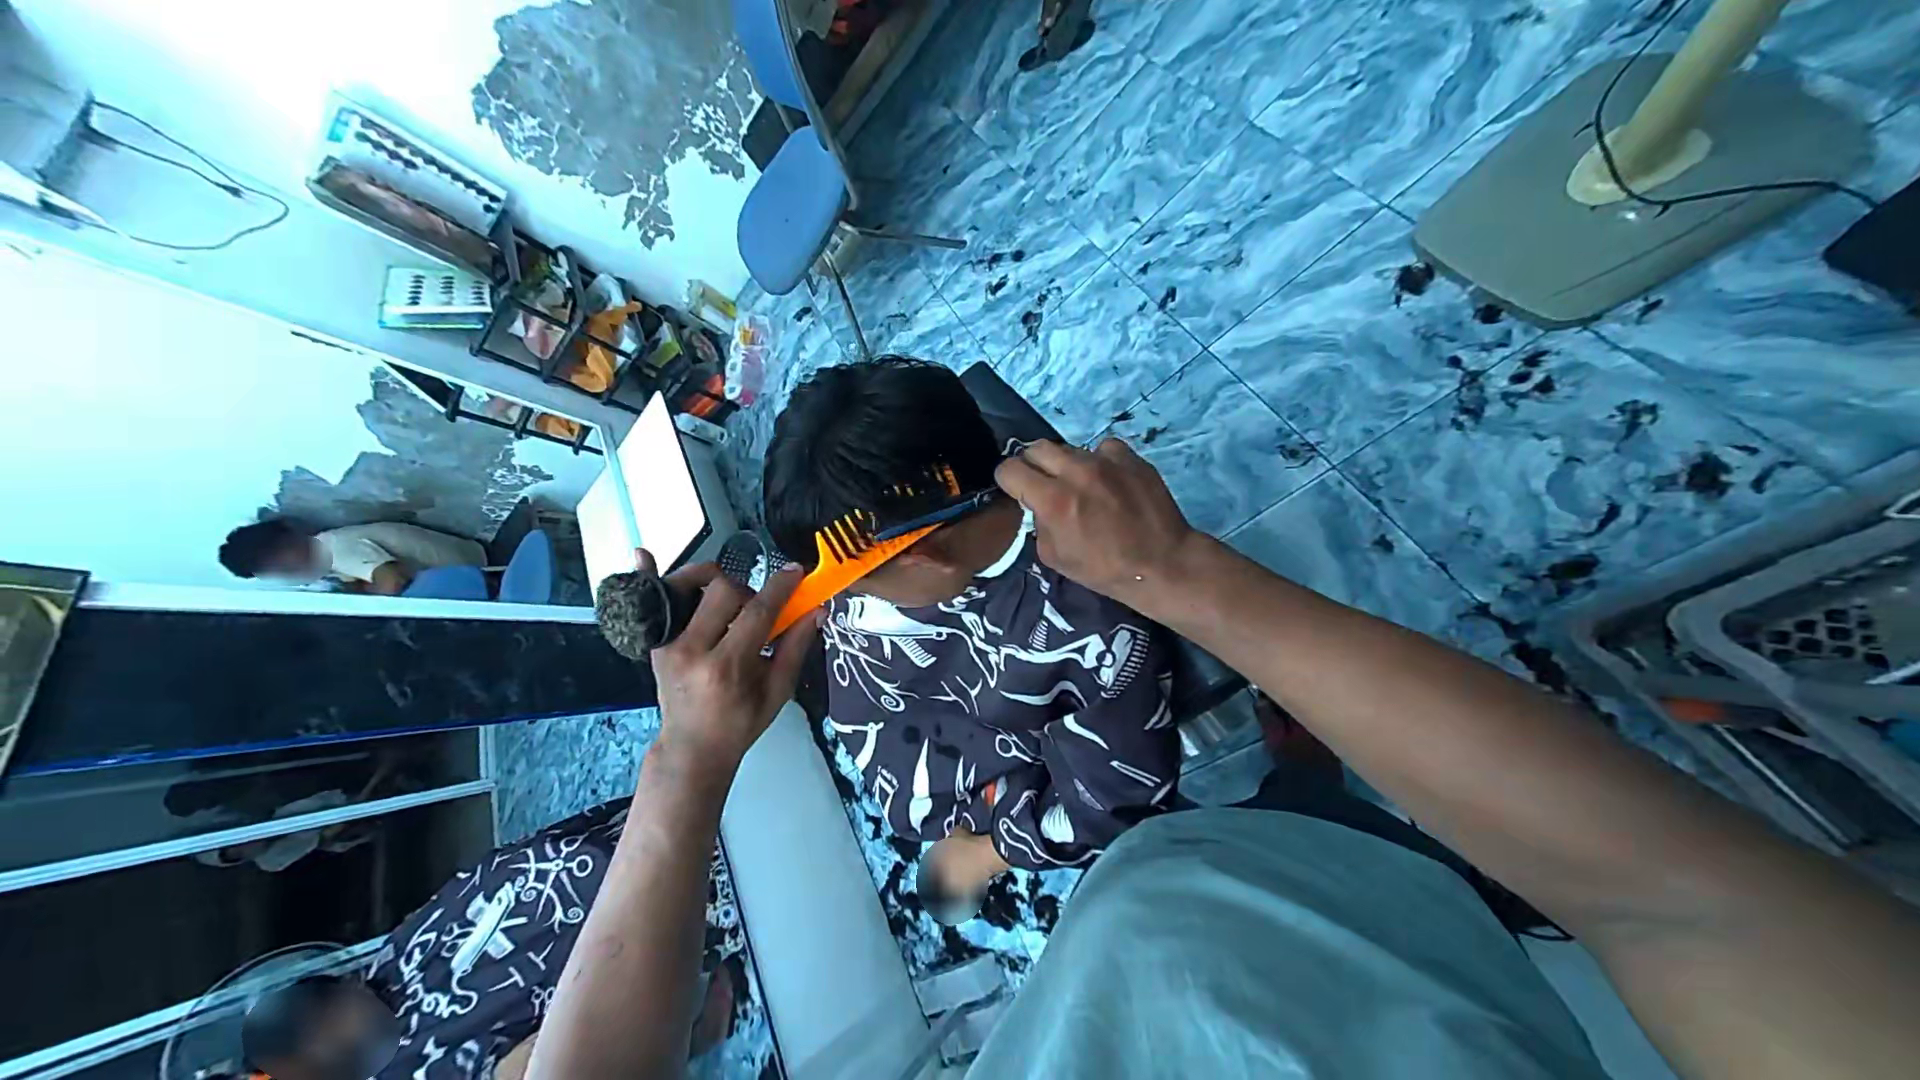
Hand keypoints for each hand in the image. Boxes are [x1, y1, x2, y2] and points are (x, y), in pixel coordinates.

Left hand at [645, 549, 820, 769]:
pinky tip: (643, 554)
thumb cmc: (741, 723)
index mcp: (728, 668)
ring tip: (729, 597)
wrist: (693, 747)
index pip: (757, 613)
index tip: (796, 571)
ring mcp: (667, 645)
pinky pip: (654, 602)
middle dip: (748, 590)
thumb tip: (816, 608)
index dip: (780, 587)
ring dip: (715, 582)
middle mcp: (692, 651)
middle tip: (757, 608)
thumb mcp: (778, 690)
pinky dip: (648, 577)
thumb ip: (796, 646)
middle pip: (722, 591)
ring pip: (690, 587)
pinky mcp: (654, 644)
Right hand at [994, 438, 1203, 605]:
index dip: (1008, 480)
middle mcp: (1075, 472)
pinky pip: (1102, 449)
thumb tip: (1037, 504)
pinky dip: (1099, 463)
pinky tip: (1108, 481)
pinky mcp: (1130, 457)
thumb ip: (1038, 523)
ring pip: (1069, 448)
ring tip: (1080, 486)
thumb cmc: (1104, 569)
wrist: (1161, 563)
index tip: (1017, 490)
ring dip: (1066, 465)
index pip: (1009, 468)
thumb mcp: (1054, 556)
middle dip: (1033, 466)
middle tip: (1044, 484)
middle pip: (1036, 448)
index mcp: (1053, 500)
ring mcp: (1105, 460)